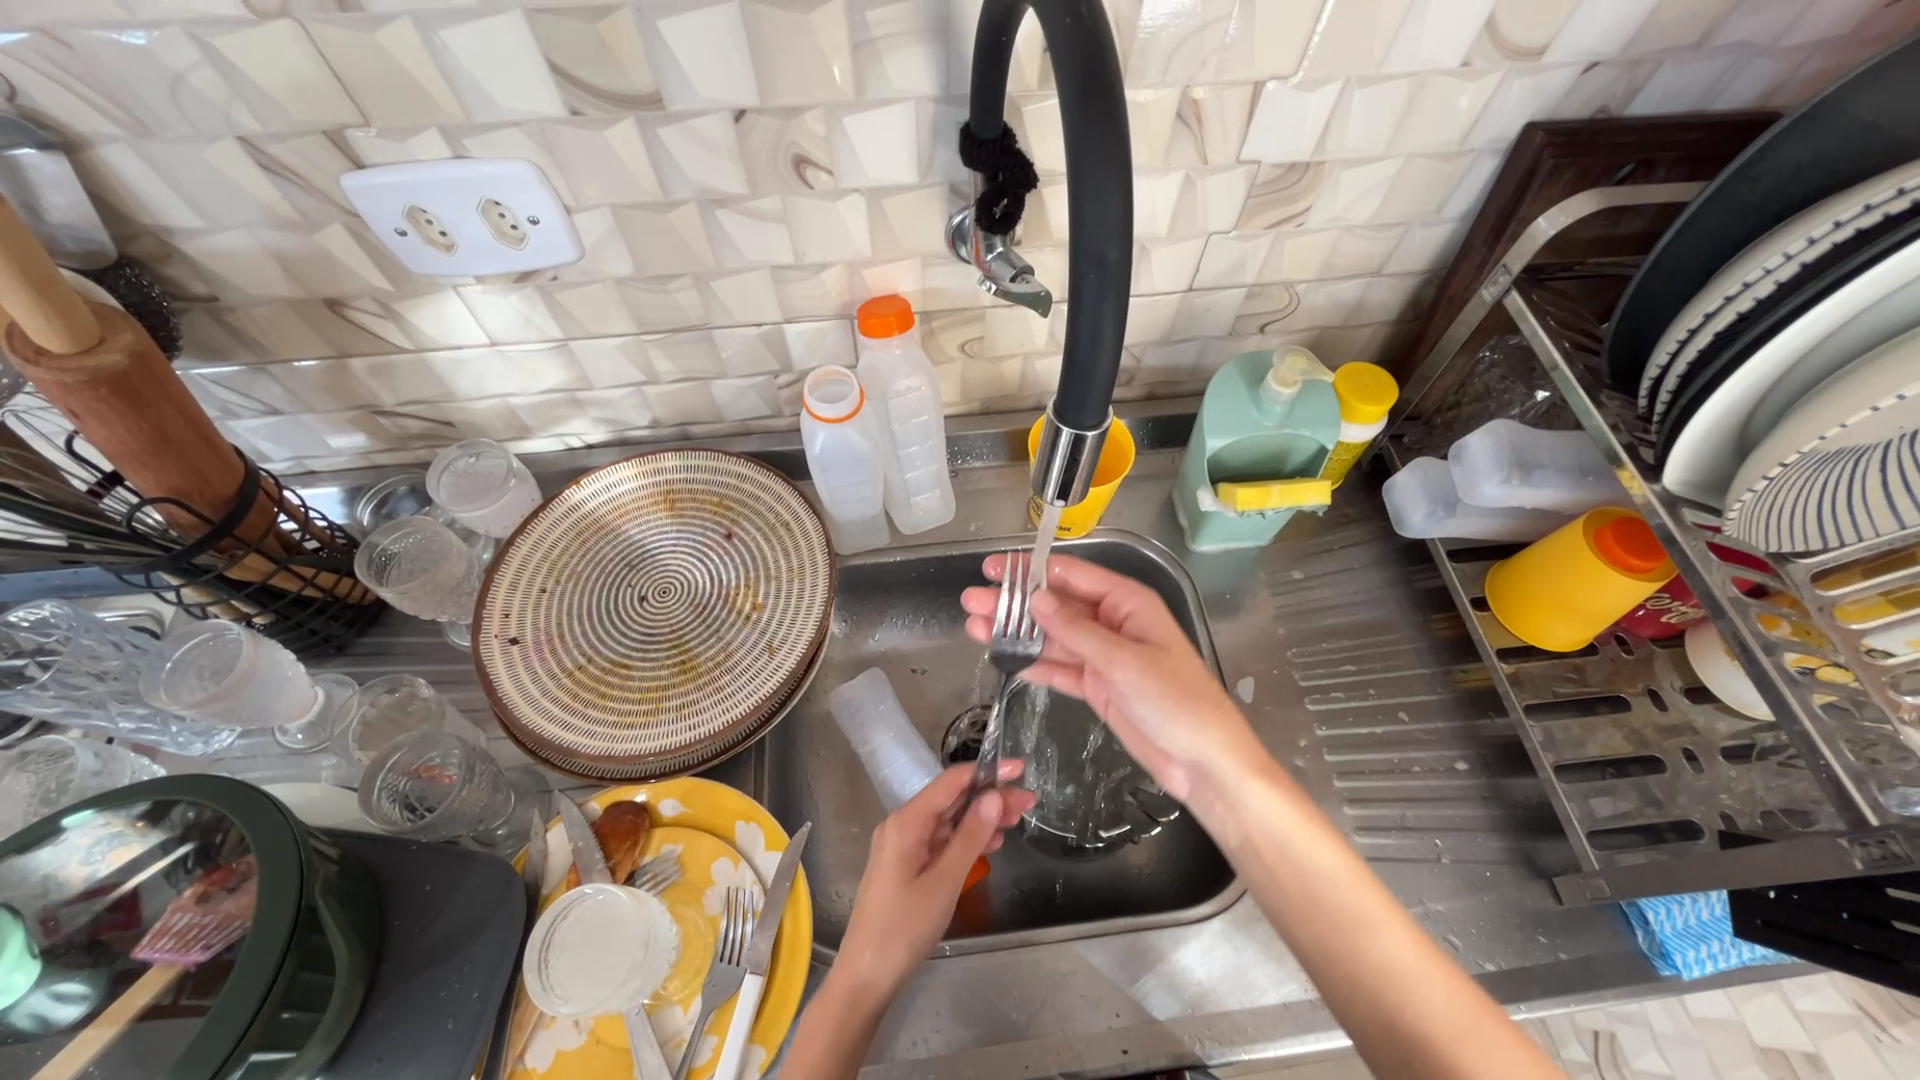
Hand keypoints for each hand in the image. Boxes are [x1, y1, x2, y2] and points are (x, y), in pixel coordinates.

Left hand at [834, 762, 1035, 998]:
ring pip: (948, 822)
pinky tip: (991, 842)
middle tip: (1029, 803)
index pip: (951, 782)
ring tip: (1017, 820)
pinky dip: (966, 839)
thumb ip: (971, 837)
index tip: (1020, 769)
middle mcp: (902, 826)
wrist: (867, 975)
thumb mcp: (945, 881)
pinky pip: (941, 842)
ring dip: (981, 819)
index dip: (986, 772)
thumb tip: (994, 797)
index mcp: (907, 822)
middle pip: (952, 801)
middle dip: (990, 798)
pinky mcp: (906, 866)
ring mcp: (903, 847)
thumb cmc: (904, 927)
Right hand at [961, 554, 1262, 802]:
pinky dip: (1033, 663)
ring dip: (1016, 634)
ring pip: (1052, 638)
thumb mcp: (1125, 661)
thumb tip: (1036, 598)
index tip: (992, 568)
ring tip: (974, 629)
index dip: (1030, 570)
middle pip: (1056, 607)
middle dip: (1014, 603)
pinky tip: (1002, 659)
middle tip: (971, 602)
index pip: (1071, 576)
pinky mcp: (1098, 687)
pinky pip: (1059, 668)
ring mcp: (1104, 657)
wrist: (1203, 761)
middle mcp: (1113, 624)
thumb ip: (1077, 631)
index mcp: (1127, 603)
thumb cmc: (1176, 701)